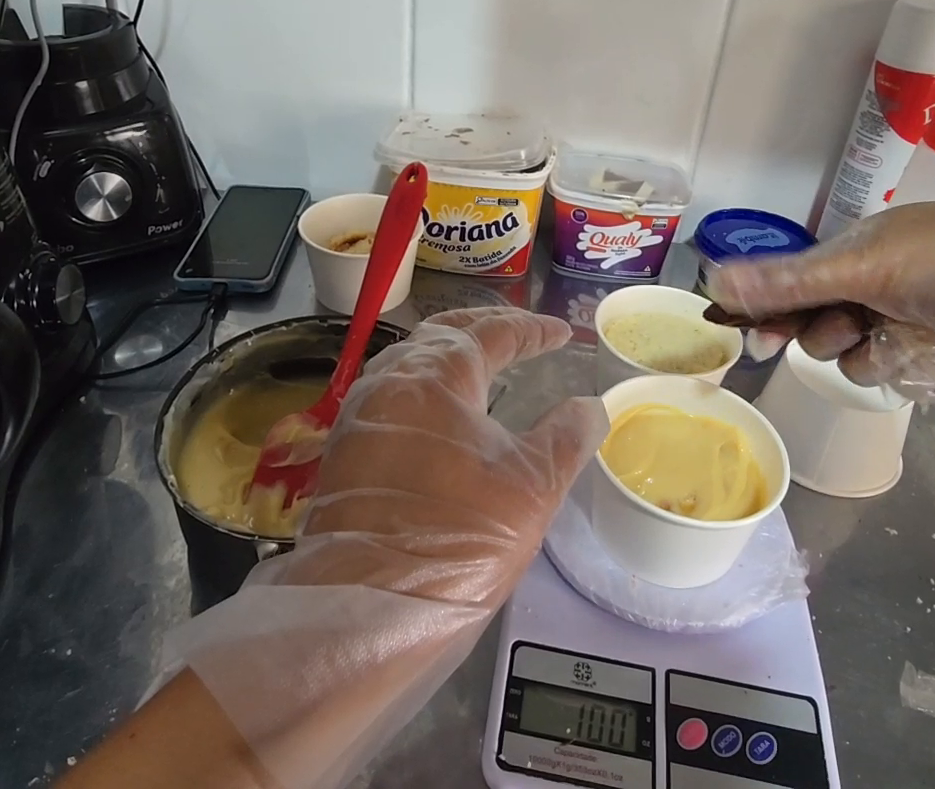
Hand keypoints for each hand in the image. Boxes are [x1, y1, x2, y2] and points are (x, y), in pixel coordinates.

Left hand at [265, 306, 607, 603]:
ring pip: (409, 362)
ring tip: (484, 366)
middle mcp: (389, 380)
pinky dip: (425, 388)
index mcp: (435, 375)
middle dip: (486, 329)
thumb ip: (565, 438)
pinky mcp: (344, 450)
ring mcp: (360, 414)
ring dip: (450, 356)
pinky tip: (440, 414)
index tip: (561, 334)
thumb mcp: (531, 487)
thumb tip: (590, 407)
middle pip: (442, 335)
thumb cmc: (456, 537)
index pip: (490, 333)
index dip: (530, 330)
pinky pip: (391, 395)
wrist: (366, 604)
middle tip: (522, 336)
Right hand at [706, 197, 934, 423]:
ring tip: (904, 338)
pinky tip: (932, 354)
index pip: (792, 282)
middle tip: (844, 332)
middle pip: (820, 321)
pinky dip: (907, 364)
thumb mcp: (864, 267)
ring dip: (870, 352)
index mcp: (859, 247)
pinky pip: (898, 366)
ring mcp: (914, 311)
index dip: (769, 309)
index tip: (750, 338)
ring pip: (857, 352)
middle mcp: (881, 277)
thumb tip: (712, 277)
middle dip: (827, 332)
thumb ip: (788, 282)